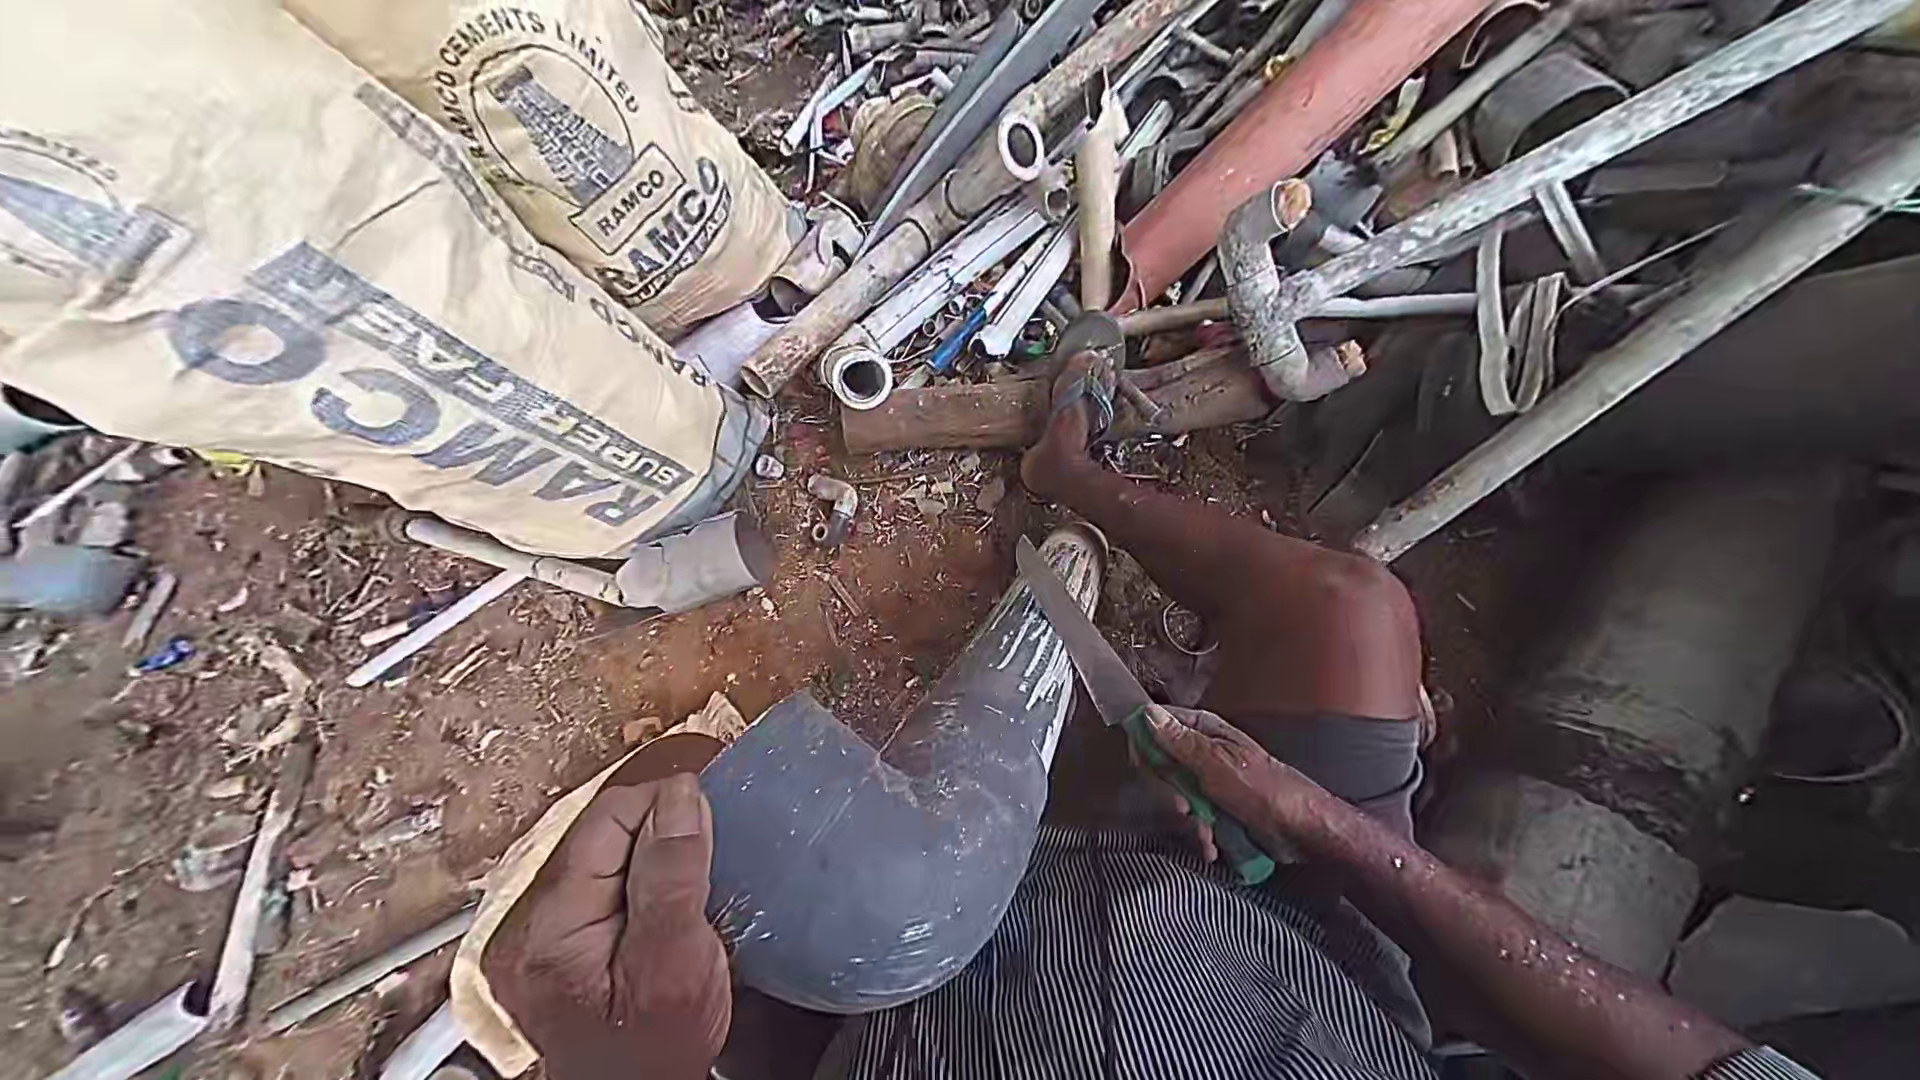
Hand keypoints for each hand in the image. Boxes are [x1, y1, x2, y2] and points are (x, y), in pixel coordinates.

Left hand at [485, 774, 729, 1079]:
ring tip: (694, 870)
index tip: (706, 824)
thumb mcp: (675, 960)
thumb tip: (681, 794)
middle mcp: (539, 918)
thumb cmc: (660, 1046)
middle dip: (662, 825)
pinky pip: (618, 866)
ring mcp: (555, 924)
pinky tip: (677, 883)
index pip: (609, 818)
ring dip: (661, 842)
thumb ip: (672, 874)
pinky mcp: (575, 928)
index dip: (663, 806)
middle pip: (607, 826)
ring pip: (615, 841)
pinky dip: (654, 861)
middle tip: (705, 856)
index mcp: (554, 926)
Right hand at [1143, 705, 1325, 860]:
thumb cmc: (1263, 790)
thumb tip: (1148, 712)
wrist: (1304, 832)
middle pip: (1159, 765)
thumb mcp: (1216, 764)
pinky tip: (1211, 844)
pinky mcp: (1213, 808)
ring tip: (1206, 834)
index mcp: (1201, 730)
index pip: (1154, 726)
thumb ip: (1178, 741)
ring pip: (1172, 795)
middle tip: (1185, 809)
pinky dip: (1198, 834)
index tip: (1145, 769)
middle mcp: (1199, 751)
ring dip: (1186, 820)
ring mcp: (1205, 781)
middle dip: (1168, 794)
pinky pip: (1190, 817)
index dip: (1144, 747)